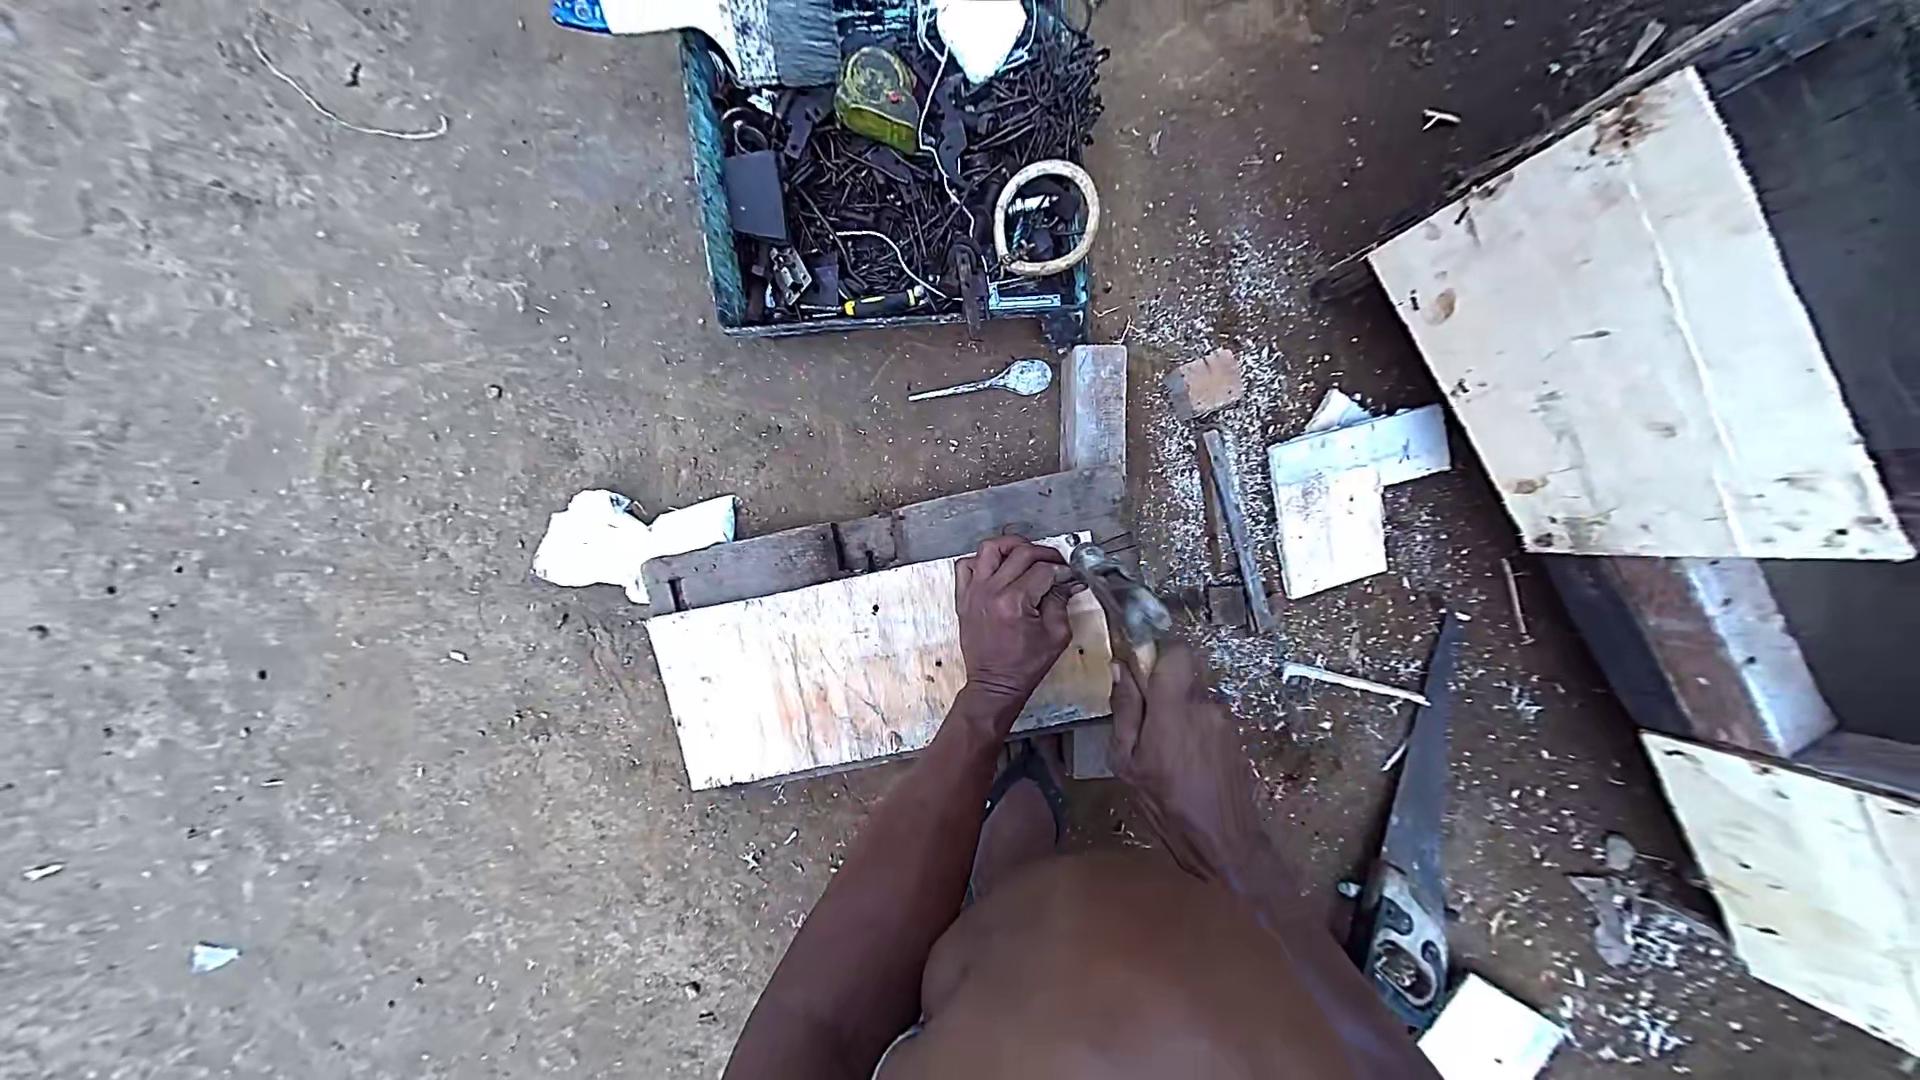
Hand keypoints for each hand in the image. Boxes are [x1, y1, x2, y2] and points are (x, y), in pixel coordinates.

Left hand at [953, 536, 1075, 729]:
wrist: (995, 684)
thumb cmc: (1023, 666)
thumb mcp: (1056, 635)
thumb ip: (1060, 602)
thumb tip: (1065, 580)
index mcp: (1015, 602)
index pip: (1043, 569)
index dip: (1061, 570)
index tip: (1068, 574)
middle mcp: (991, 592)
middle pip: (1020, 552)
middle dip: (1044, 554)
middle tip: (1054, 563)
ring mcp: (974, 592)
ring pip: (990, 548)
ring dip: (1011, 546)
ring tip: (1026, 554)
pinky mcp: (964, 598)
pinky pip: (966, 565)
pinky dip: (981, 560)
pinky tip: (997, 568)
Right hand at [1111, 643, 1265, 881]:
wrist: (1224, 843)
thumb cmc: (1165, 803)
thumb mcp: (1126, 761)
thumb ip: (1124, 709)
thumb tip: (1119, 669)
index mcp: (1174, 707)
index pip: (1176, 651)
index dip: (1159, 652)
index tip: (1141, 669)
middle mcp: (1205, 705)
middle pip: (1183, 675)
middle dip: (1163, 690)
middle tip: (1146, 723)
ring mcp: (1225, 721)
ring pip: (1195, 699)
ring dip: (1179, 713)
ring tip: (1167, 751)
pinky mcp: (1237, 737)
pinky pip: (1208, 718)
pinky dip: (1195, 730)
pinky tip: (1187, 762)